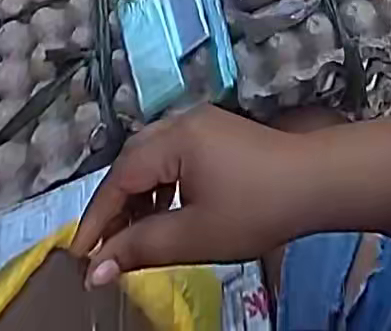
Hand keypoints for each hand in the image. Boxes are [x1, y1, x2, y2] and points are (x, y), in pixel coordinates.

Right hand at [68, 106, 314, 285]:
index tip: (79, 257)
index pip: (121, 175)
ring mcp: (206, 123)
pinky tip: (163, 212)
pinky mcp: (219, 133)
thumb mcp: (192, 234)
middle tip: (102, 246)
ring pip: (154, 154)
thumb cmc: (253, 208)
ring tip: (131, 235)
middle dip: (114, 201)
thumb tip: (94, 269)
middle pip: (134, 157)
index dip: (96, 217)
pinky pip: (175, 153)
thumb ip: (139, 247)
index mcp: (178, 137)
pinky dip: (161, 183)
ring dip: (138, 192)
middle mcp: (187, 121)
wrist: (312, 182)